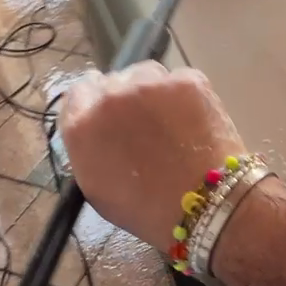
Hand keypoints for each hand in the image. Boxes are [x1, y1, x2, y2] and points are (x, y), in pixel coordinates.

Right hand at [57, 63, 246, 248]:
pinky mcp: (187, 80)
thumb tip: (94, 125)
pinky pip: (178, 81)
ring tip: (170, 123)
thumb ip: (87, 148)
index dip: (95, 105)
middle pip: (112, 82)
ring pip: (145, 75)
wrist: (206, 207)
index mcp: (81, 125)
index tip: (110, 117)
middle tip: (145, 126)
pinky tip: (193, 121)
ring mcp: (149, 84)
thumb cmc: (147, 210)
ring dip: (152, 92)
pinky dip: (183, 96)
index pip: (79, 95)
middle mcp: (109, 96)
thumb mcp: (97, 188)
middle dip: (124, 100)